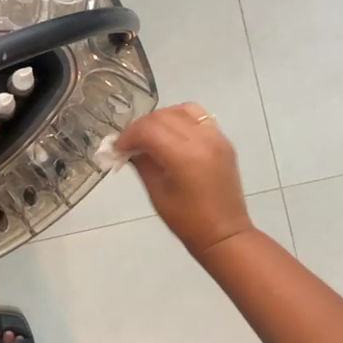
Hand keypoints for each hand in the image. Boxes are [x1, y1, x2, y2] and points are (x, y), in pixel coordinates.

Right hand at [119, 103, 254, 260]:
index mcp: (184, 157)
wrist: (224, 233)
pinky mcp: (223, 140)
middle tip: (130, 143)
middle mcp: (202, 140)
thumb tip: (127, 148)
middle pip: (163, 116)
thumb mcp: (156, 192)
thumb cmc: (186, 220)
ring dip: (161, 118)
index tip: (118, 148)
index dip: (128, 135)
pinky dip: (180, 119)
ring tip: (151, 136)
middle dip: (141, 126)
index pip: (149, 129)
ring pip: (182, 110)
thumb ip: (141, 163)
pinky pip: (199, 117)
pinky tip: (172, 136)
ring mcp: (216, 137)